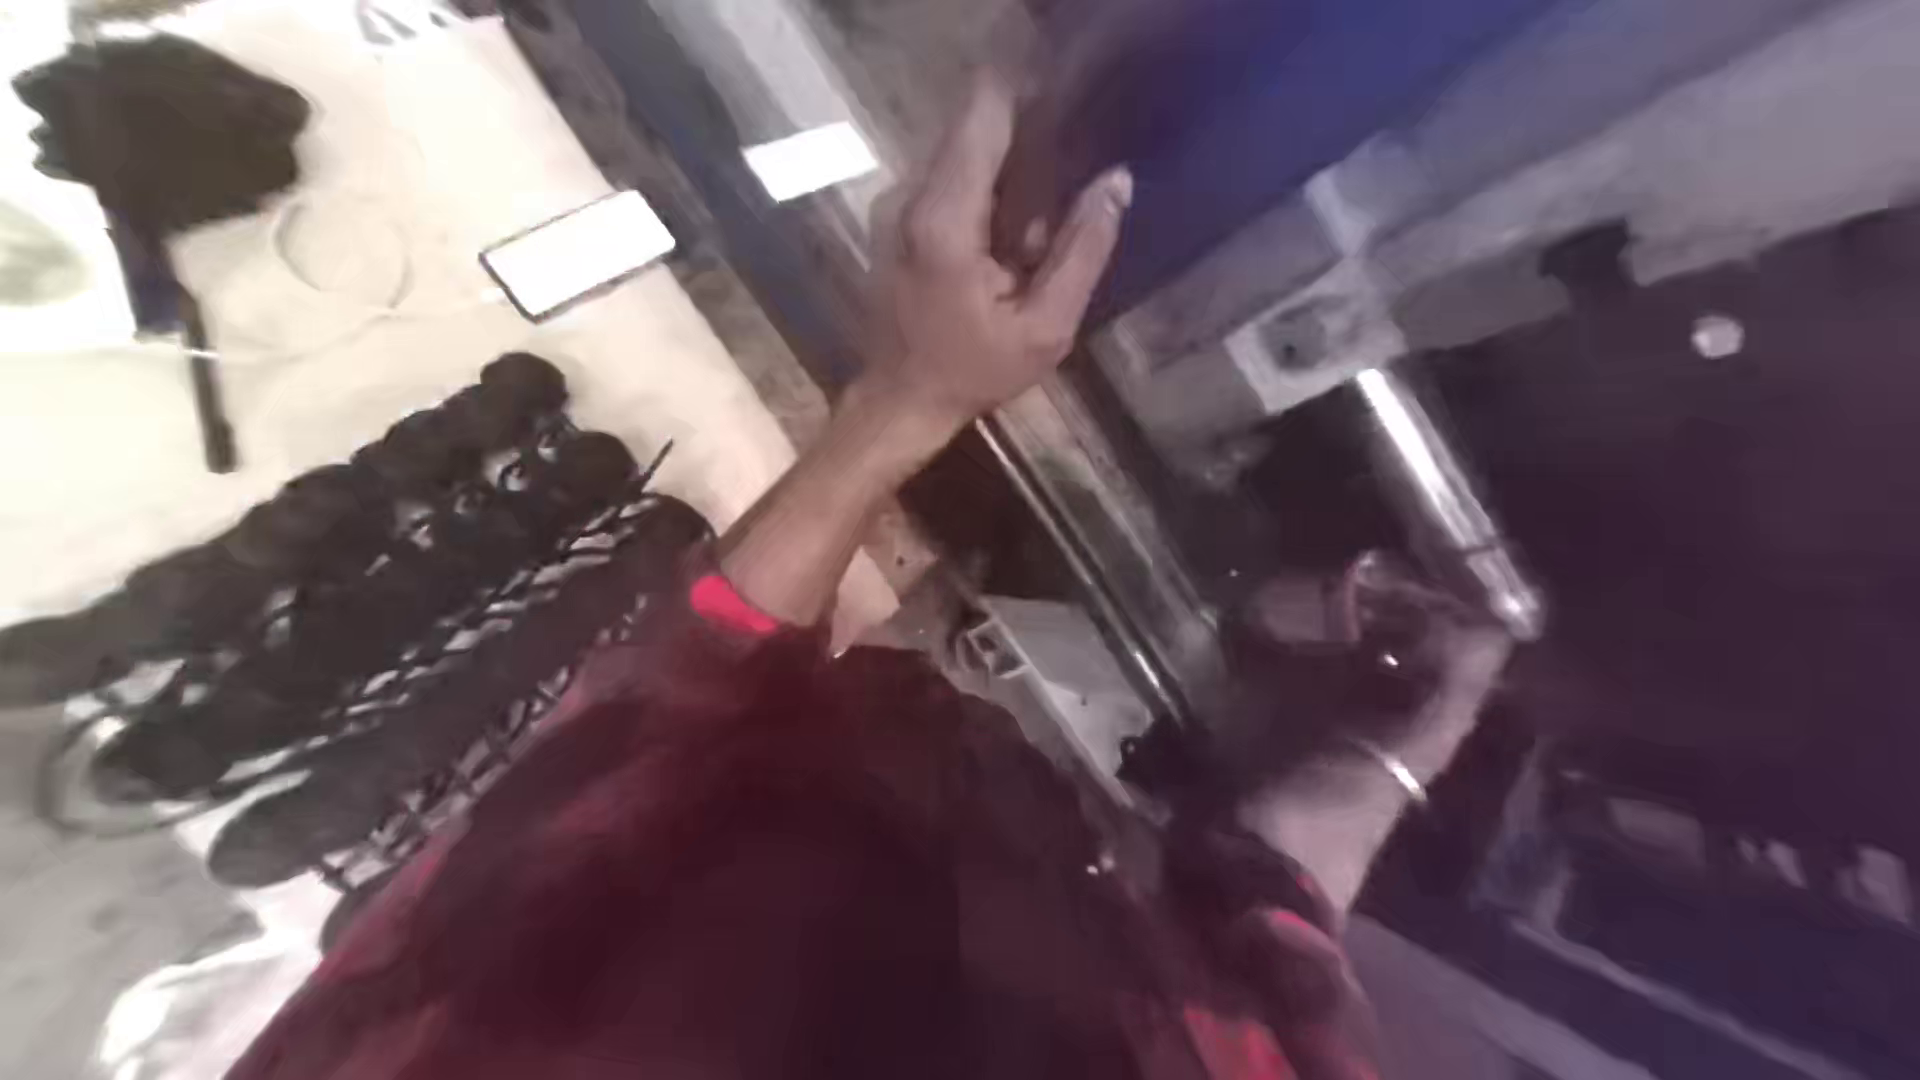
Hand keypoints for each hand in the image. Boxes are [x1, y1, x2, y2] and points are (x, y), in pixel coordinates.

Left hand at [859, 76, 1132, 434]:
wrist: (900, 401)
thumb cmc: (972, 374)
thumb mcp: (1044, 330)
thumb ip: (1083, 253)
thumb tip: (1116, 182)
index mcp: (946, 219)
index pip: (987, 108)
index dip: (1034, 101)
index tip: (1069, 127)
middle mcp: (909, 195)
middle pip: (973, 126)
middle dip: (1022, 147)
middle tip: (1057, 195)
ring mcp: (892, 205)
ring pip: (958, 152)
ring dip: (1000, 177)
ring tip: (1028, 232)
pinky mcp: (889, 220)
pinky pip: (942, 181)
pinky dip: (976, 197)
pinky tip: (996, 245)